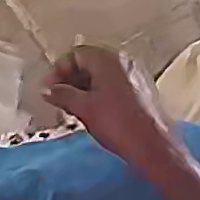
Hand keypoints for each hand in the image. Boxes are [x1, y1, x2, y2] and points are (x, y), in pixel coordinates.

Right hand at [44, 45, 180, 169]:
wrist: (153, 146)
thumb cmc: (117, 122)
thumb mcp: (84, 108)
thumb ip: (62, 95)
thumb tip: (47, 90)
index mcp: (108, 60)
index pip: (77, 54)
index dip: (59, 69)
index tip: (49, 89)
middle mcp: (123, 62)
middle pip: (90, 62)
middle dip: (70, 79)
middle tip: (57, 98)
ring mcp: (134, 76)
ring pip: (101, 75)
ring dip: (83, 88)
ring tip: (70, 108)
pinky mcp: (141, 92)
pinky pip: (113, 85)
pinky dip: (98, 94)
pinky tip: (91, 112)